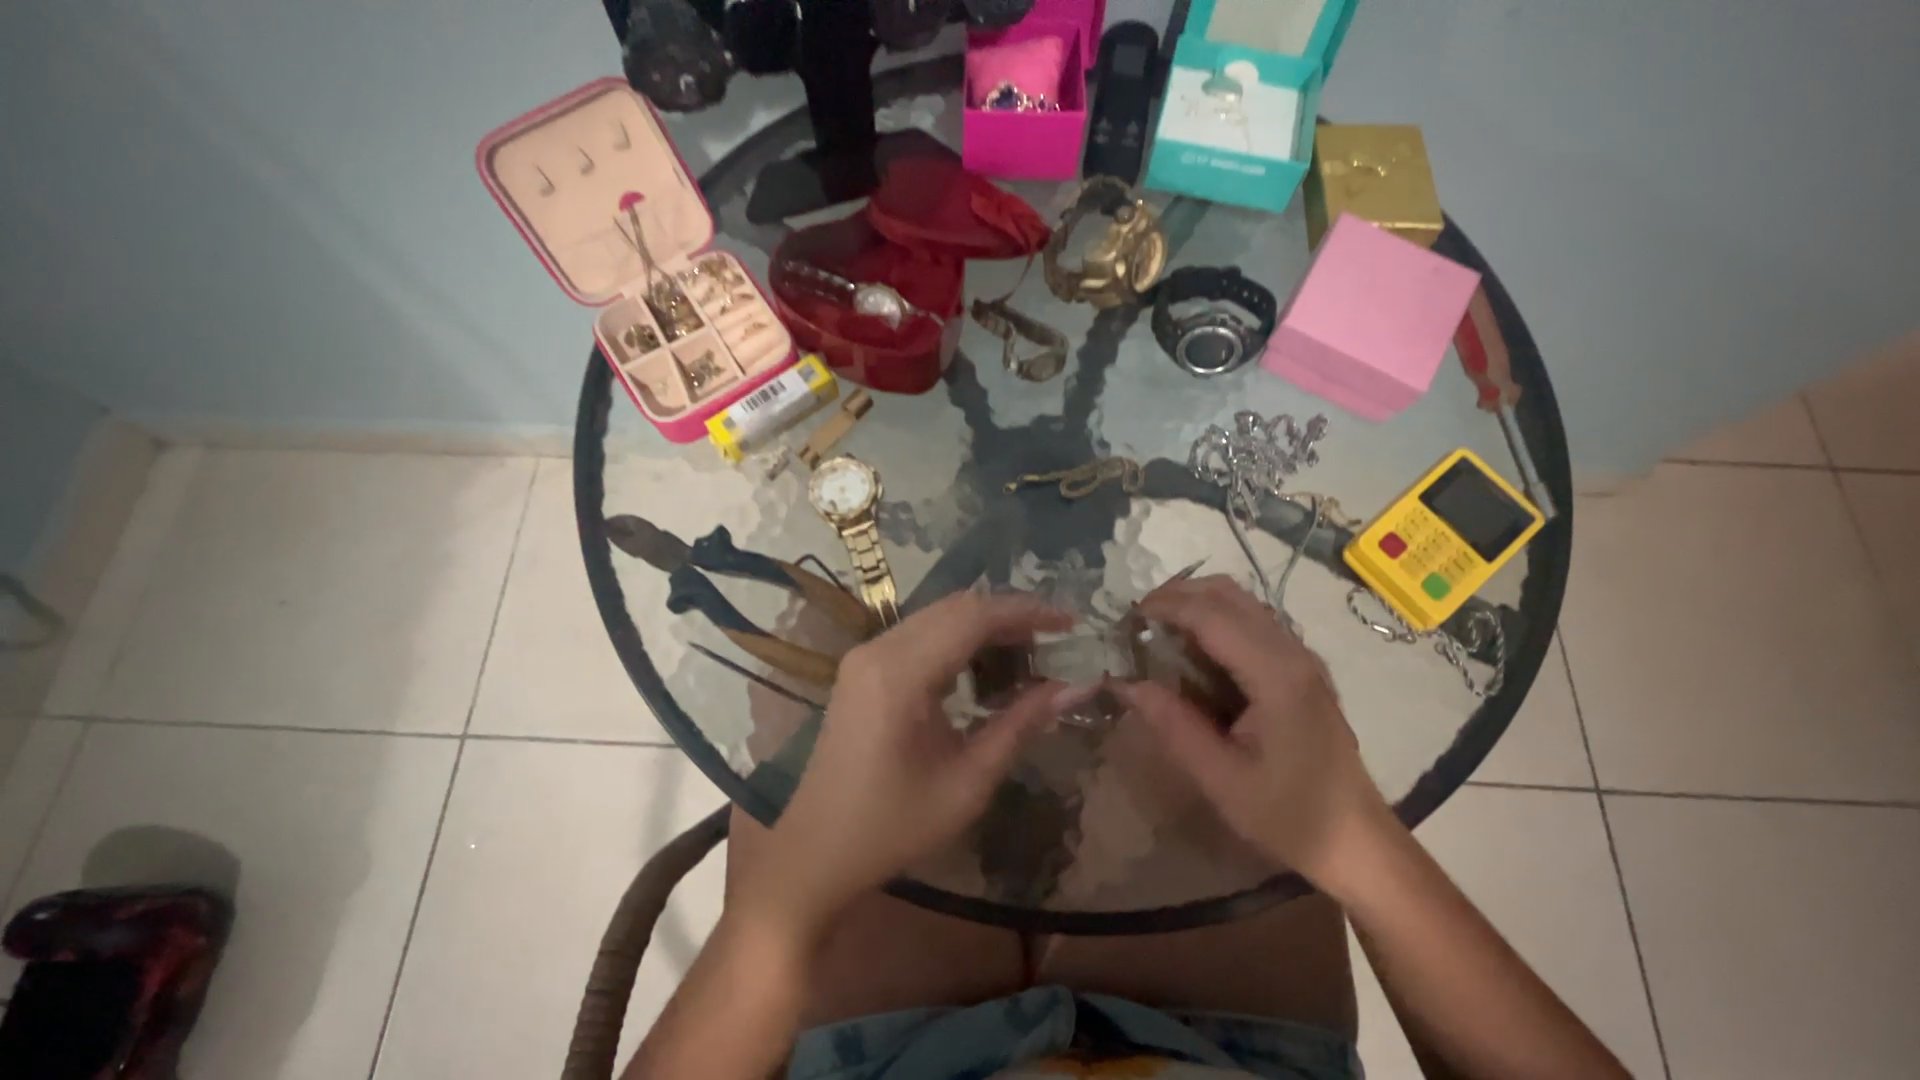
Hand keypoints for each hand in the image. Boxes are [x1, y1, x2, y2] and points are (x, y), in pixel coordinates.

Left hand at [750, 592, 1071, 934]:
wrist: (817, 850)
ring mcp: (864, 657)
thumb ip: (1020, 725)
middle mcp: (877, 651)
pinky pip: (919, 635)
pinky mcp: (861, 669)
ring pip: (936, 616)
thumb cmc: (894, 826)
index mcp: (899, 675)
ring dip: (984, 625)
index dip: (1026, 612)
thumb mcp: (968, 783)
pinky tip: (986, 664)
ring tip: (1031, 651)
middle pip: (954, 607)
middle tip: (1056, 640)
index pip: (972, 617)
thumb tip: (1075, 687)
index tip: (1072, 622)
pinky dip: (958, 639)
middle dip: (1010, 615)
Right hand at [1114, 576, 1392, 884]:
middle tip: (1136, 622)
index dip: (1164, 607)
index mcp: (1275, 675)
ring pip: (1244, 603)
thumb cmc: (1289, 816)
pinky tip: (1194, 652)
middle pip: (1229, 595)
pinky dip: (1218, 620)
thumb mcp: (1221, 779)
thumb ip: (1173, 726)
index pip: (1211, 615)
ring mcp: (1303, 659)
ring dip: (1198, 604)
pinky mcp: (1304, 671)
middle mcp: (1293, 653)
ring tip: (1157, 631)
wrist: (1357, 841)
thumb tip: (1125, 684)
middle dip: (1178, 595)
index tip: (1124, 619)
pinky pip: (1255, 623)